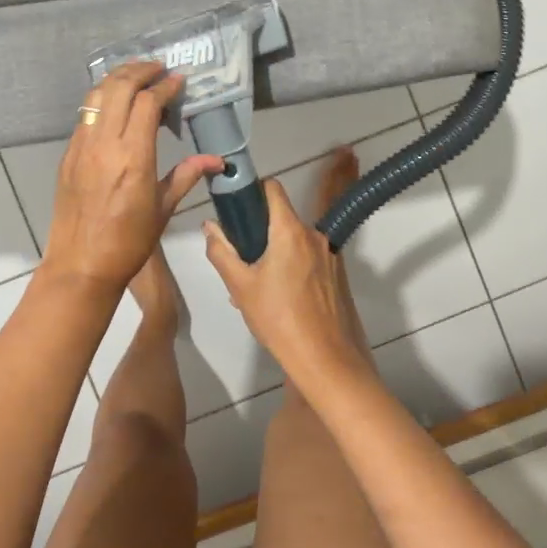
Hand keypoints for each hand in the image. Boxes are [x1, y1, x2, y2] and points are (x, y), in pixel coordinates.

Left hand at [44, 62, 223, 293]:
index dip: (165, 86)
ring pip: (96, 95)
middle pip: (119, 88)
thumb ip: (187, 175)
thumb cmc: (128, 242)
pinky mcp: (68, 154)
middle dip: (139, 71)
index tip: (178, 80)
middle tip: (157, 68)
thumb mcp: (163, 208)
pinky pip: (85, 115)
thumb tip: (217, 160)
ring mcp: (81, 146)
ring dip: (117, 79)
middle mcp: (104, 144)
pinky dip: (101, 100)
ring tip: (135, 76)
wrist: (81, 265)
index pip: (148, 103)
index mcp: (133, 157)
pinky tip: (114, 104)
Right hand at [203, 177, 369, 382]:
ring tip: (256, 285)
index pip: (272, 188)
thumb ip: (221, 251)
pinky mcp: (336, 274)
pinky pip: (306, 259)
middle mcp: (313, 235)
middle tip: (240, 258)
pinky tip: (277, 297)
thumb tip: (210, 226)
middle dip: (259, 231)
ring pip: (293, 241)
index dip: (252, 191)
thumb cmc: (278, 318)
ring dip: (274, 253)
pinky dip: (290, 267)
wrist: (324, 359)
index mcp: (289, 230)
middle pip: (281, 217)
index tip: (236, 208)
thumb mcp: (240, 285)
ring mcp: (328, 255)